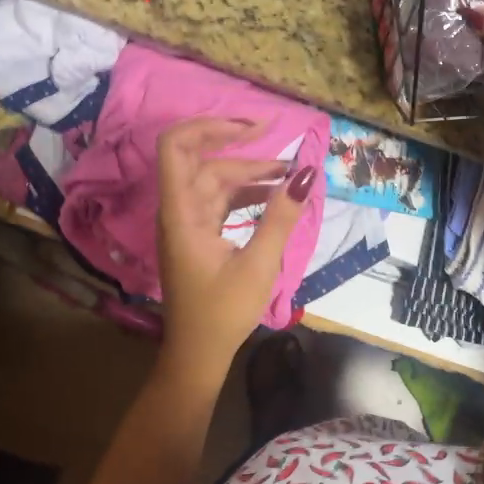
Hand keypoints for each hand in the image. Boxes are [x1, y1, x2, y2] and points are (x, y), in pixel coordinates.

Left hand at [156, 118, 315, 375]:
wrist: (198, 355)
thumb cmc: (223, 313)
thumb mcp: (259, 265)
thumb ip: (281, 218)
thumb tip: (306, 175)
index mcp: (181, 214)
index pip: (176, 147)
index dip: (210, 127)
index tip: (253, 129)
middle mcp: (178, 212)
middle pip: (203, 163)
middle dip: (244, 152)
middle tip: (286, 153)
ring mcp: (187, 226)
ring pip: (214, 183)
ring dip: (250, 175)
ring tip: (290, 178)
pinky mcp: (198, 239)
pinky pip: (219, 203)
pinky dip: (245, 195)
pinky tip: (273, 199)